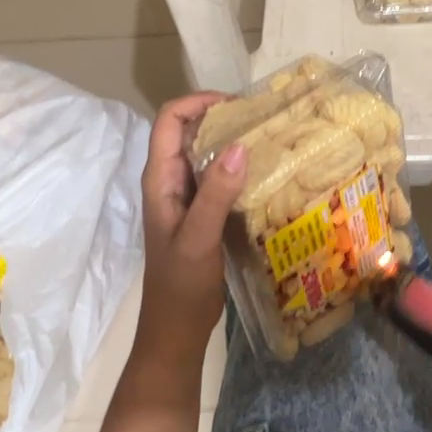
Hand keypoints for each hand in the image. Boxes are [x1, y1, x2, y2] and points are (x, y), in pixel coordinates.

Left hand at [136, 93, 246, 364]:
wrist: (177, 329)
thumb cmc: (181, 285)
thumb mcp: (199, 238)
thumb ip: (216, 194)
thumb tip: (239, 146)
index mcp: (160, 179)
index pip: (170, 120)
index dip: (198, 102)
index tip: (237, 105)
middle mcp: (171, 181)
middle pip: (190, 130)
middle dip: (222, 117)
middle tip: (263, 118)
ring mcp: (188, 197)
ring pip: (206, 153)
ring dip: (233, 141)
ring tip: (271, 138)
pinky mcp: (204, 212)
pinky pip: (220, 177)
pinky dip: (240, 167)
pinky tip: (268, 173)